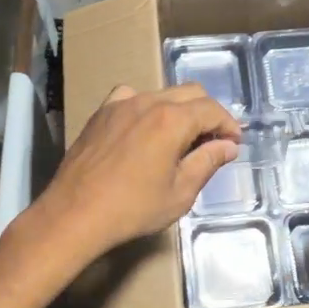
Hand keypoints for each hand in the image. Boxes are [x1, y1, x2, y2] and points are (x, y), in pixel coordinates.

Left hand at [23, 84, 239, 262]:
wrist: (75, 214)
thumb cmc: (132, 209)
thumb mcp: (179, 192)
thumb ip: (207, 162)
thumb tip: (228, 146)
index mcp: (172, 120)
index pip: (212, 109)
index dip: (229, 124)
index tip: (234, 143)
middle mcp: (148, 102)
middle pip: (190, 93)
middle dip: (208, 114)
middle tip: (212, 141)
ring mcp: (121, 104)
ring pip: (162, 93)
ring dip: (179, 110)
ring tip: (180, 138)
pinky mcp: (101, 113)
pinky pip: (131, 97)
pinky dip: (147, 107)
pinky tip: (144, 129)